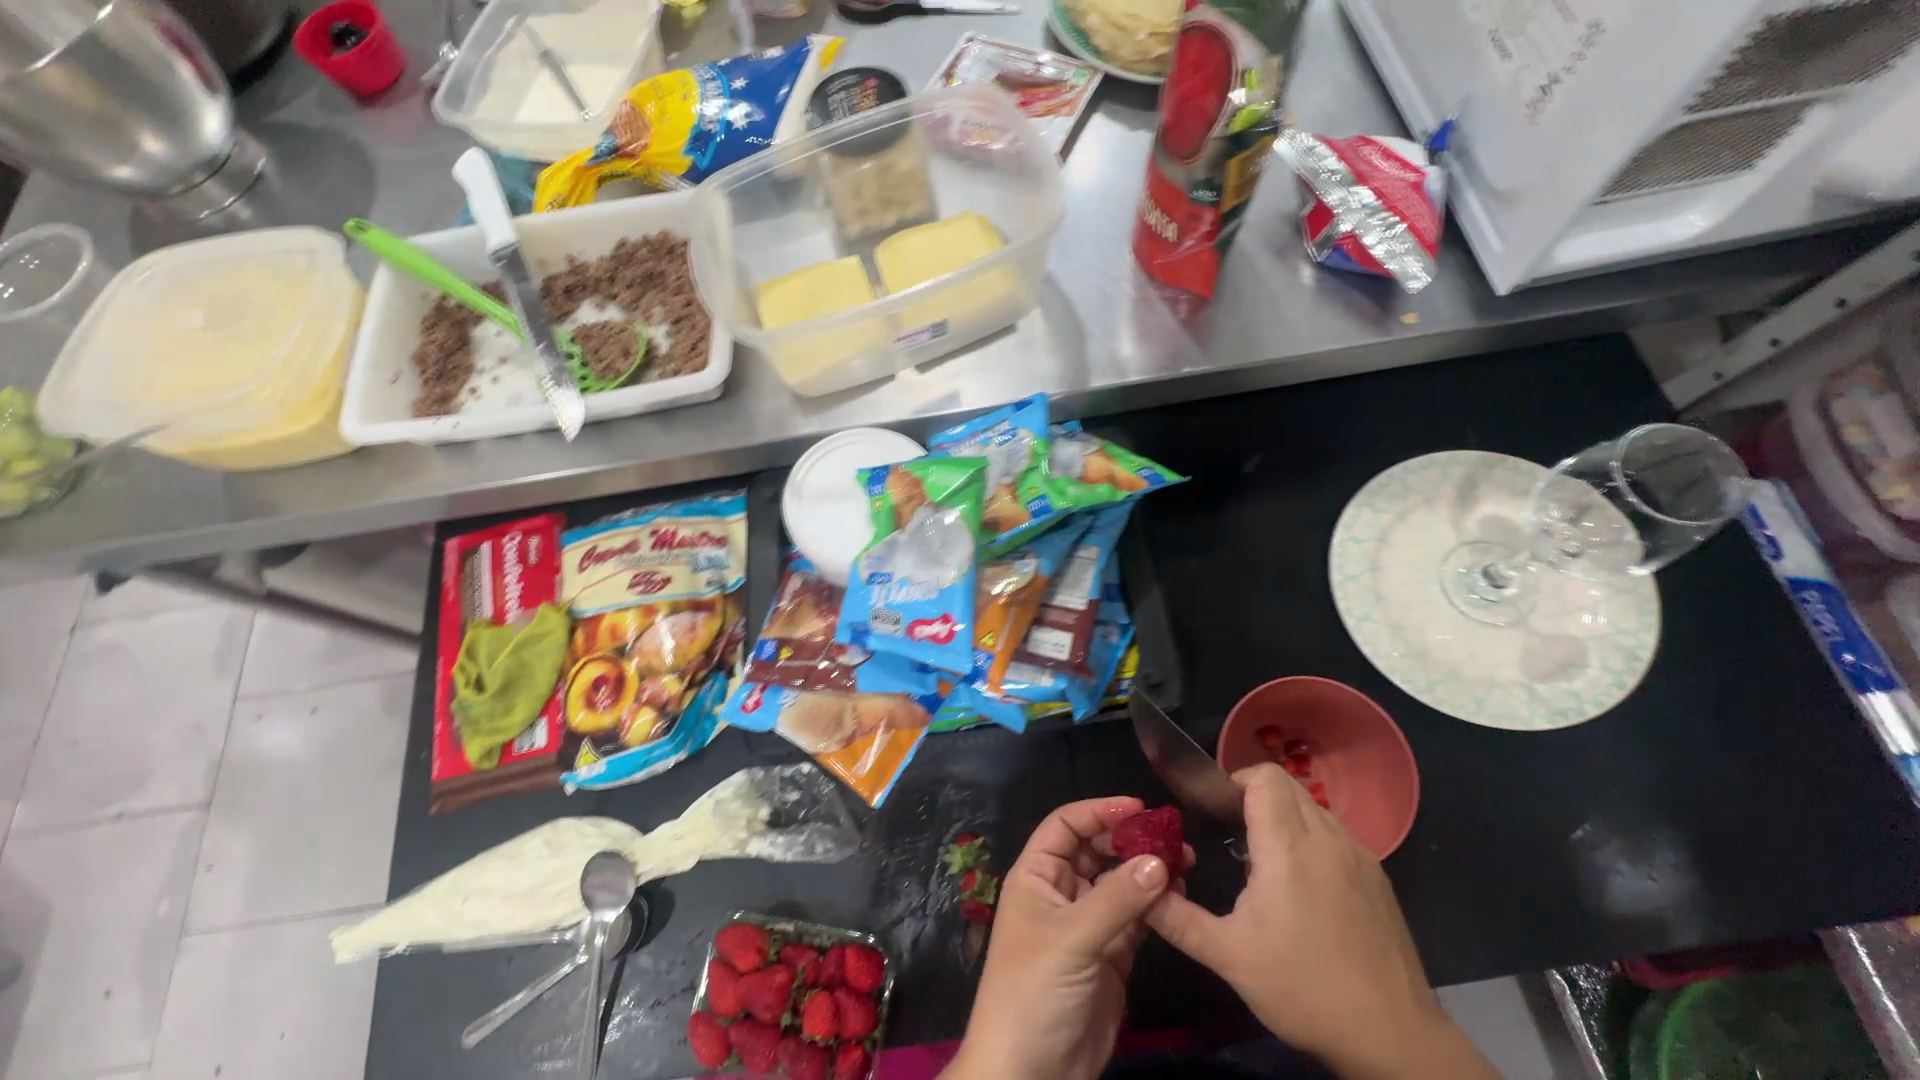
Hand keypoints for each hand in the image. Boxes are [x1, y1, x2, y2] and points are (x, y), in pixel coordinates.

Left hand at [942, 797, 1181, 1079]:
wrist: (1031, 1072)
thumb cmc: (1034, 991)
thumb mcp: (1072, 939)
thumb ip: (1117, 899)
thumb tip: (1160, 858)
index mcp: (1036, 877)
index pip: (1065, 826)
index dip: (1098, 811)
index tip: (1141, 806)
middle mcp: (1060, 894)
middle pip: (1096, 851)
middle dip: (1131, 840)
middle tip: (1175, 836)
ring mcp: (1086, 925)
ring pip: (1119, 883)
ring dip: (1148, 870)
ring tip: (1188, 860)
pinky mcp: (1110, 956)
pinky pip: (1134, 918)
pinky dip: (1156, 905)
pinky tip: (1181, 894)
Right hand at [1145, 765, 1496, 1079]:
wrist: (1392, 1036)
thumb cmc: (1302, 989)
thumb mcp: (1227, 956)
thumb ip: (1176, 917)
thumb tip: (1142, 887)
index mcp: (1289, 847)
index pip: (1264, 778)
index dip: (1233, 782)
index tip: (1212, 812)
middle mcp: (1328, 839)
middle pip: (1288, 786)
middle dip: (1253, 797)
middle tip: (1227, 836)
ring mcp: (1360, 857)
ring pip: (1313, 809)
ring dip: (1283, 819)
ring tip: (1260, 865)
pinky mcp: (1377, 878)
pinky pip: (1335, 836)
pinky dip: (1310, 841)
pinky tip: (1299, 889)